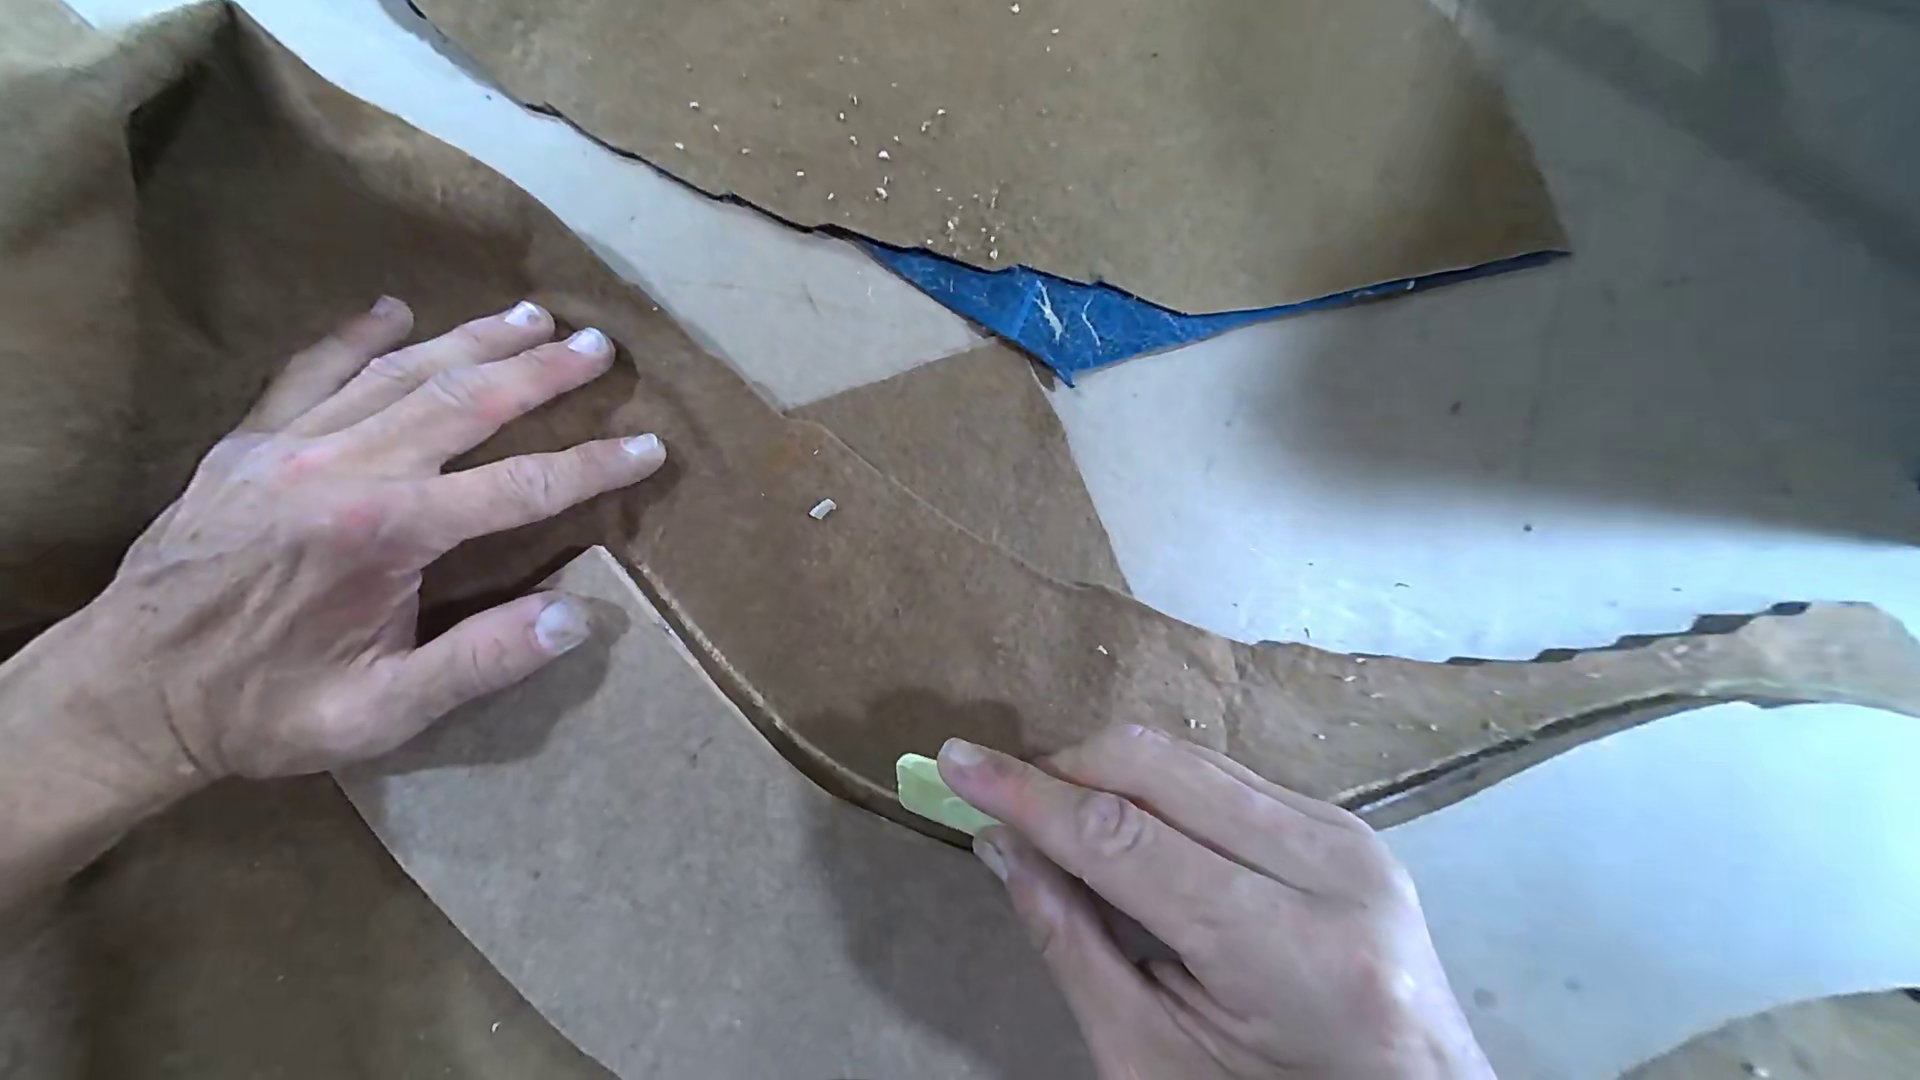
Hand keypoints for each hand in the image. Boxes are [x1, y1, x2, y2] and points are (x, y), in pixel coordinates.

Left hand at [13, 296, 663, 795]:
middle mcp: (338, 470)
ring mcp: (285, 448)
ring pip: (400, 373)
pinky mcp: (247, 446)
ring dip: (476, 340)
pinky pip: (309, 373)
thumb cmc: (265, 710)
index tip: (649, 447)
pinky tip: (395, 308)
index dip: (595, 466)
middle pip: (464, 401)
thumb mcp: (385, 711)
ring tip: (534, 315)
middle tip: (598, 345)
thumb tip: (575, 616)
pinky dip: (355, 336)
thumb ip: (483, 661)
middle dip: (542, 371)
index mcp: (381, 532)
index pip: (520, 486)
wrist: (112, 702)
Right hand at [938, 726, 1493, 1079]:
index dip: (1028, 794)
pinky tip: (1126, 821)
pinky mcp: (1337, 816)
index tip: (957, 762)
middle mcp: (1330, 868)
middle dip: (1062, 769)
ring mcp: (1343, 830)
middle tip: (1007, 799)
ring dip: (1099, 770)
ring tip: (1059, 814)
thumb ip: (1068, 938)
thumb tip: (998, 840)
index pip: (1123, 837)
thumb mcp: (1152, 1061)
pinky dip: (1148, 781)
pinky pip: (1211, 769)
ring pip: (1178, 754)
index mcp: (1293, 955)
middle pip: (1152, 767)